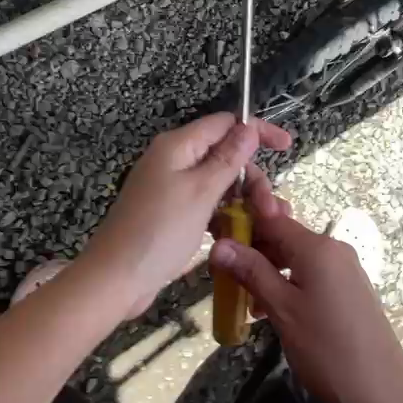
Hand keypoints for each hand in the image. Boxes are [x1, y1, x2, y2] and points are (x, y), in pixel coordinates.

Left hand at [82, 113, 291, 316]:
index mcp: (177, 146)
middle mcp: (173, 160)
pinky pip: (205, 203)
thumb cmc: (159, 230)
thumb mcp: (201, 192)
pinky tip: (237, 233)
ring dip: (242, 198)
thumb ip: (228, 158)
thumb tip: (248, 127)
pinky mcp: (170, 212)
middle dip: (251, 177)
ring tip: (261, 224)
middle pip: (224, 154)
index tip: (287, 146)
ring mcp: (170, 187)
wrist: (115, 278)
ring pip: (217, 181)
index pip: (224, 123)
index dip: (256, 131)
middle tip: (271, 208)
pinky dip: (223, 213)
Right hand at [209, 178, 402, 402]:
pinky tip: (270, 312)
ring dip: (268, 272)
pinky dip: (287, 286)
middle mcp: (334, 249)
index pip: (272, 217)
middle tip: (223, 275)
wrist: (382, 396)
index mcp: (318, 247)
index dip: (242, 223)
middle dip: (253, 251)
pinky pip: (311, 276)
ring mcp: (345, 271)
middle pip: (284, 237)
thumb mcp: (283, 310)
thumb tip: (218, 244)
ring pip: (296, 259)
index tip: (214, 236)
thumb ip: (252, 272)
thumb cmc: (327, 349)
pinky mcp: (349, 292)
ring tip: (244, 301)